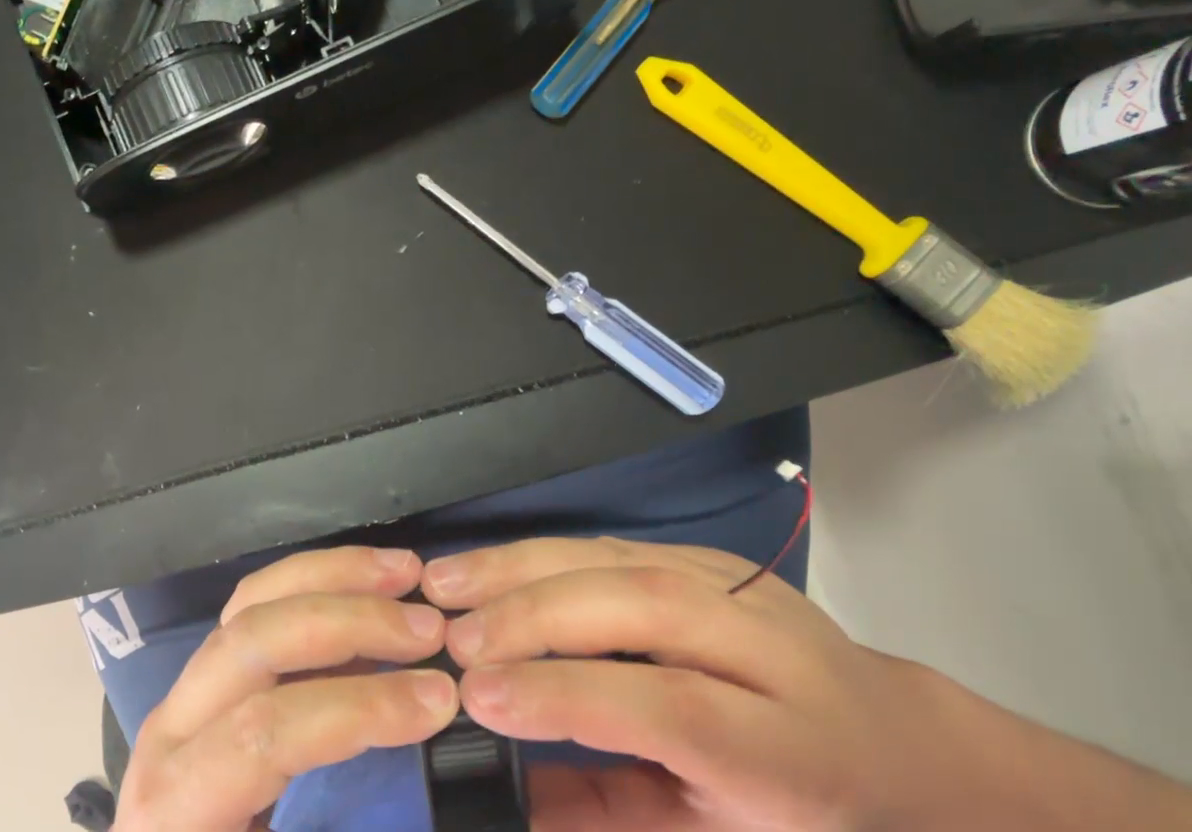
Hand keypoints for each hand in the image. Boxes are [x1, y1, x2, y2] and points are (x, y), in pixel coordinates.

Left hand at [114, 546, 459, 831]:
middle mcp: (171, 728)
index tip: (439, 700)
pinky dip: (314, 582)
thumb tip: (426, 794)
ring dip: (332, 579)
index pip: (263, 733)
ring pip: (250, 604)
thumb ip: (337, 819)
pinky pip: (256, 606)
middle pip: (250, 643)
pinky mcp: (208, 672)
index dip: (355, 710)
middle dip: (347, 623)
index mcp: (175, 799)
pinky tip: (364, 579)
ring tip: (404, 572)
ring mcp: (186, 690)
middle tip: (430, 627)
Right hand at [422, 537, 1191, 831]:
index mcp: (797, 752)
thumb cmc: (811, 819)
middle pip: (645, 609)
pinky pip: (612, 544)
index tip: (481, 697)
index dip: (572, 697)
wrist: (905, 749)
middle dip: (534, 617)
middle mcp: (778, 653)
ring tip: (445, 584)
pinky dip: (539, 552)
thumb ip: (608, 818)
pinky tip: (487, 566)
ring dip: (520, 567)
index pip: (677, 710)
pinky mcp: (712, 558)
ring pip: (622, 559)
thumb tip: (503, 802)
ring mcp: (746, 590)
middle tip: (453, 641)